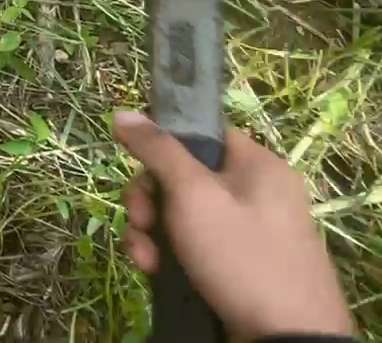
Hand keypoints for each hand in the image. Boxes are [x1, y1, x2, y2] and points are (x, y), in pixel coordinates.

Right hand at [114, 111, 352, 341]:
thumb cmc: (242, 256)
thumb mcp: (192, 194)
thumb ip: (156, 149)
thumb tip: (124, 111)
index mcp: (257, 167)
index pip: (198, 131)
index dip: (161, 140)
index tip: (136, 159)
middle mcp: (254, 193)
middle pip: (177, 172)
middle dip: (146, 197)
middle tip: (140, 218)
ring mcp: (245, 230)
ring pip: (175, 208)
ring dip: (148, 228)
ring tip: (145, 255)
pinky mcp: (234, 261)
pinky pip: (187, 239)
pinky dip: (164, 250)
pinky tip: (153, 268)